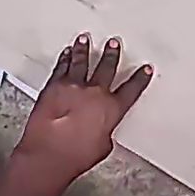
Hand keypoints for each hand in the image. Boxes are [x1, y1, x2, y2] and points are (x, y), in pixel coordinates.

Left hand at [10, 34, 153, 194]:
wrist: (49, 153)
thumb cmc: (75, 156)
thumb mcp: (102, 147)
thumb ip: (105, 131)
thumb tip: (102, 128)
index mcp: (111, 109)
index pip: (131, 89)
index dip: (140, 78)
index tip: (145, 68)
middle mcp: (95, 93)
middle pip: (106, 67)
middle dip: (111, 54)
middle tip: (114, 43)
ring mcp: (73, 86)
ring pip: (82, 61)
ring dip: (85, 49)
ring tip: (86, 38)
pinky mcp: (54, 86)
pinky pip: (62, 67)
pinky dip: (66, 58)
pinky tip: (67, 52)